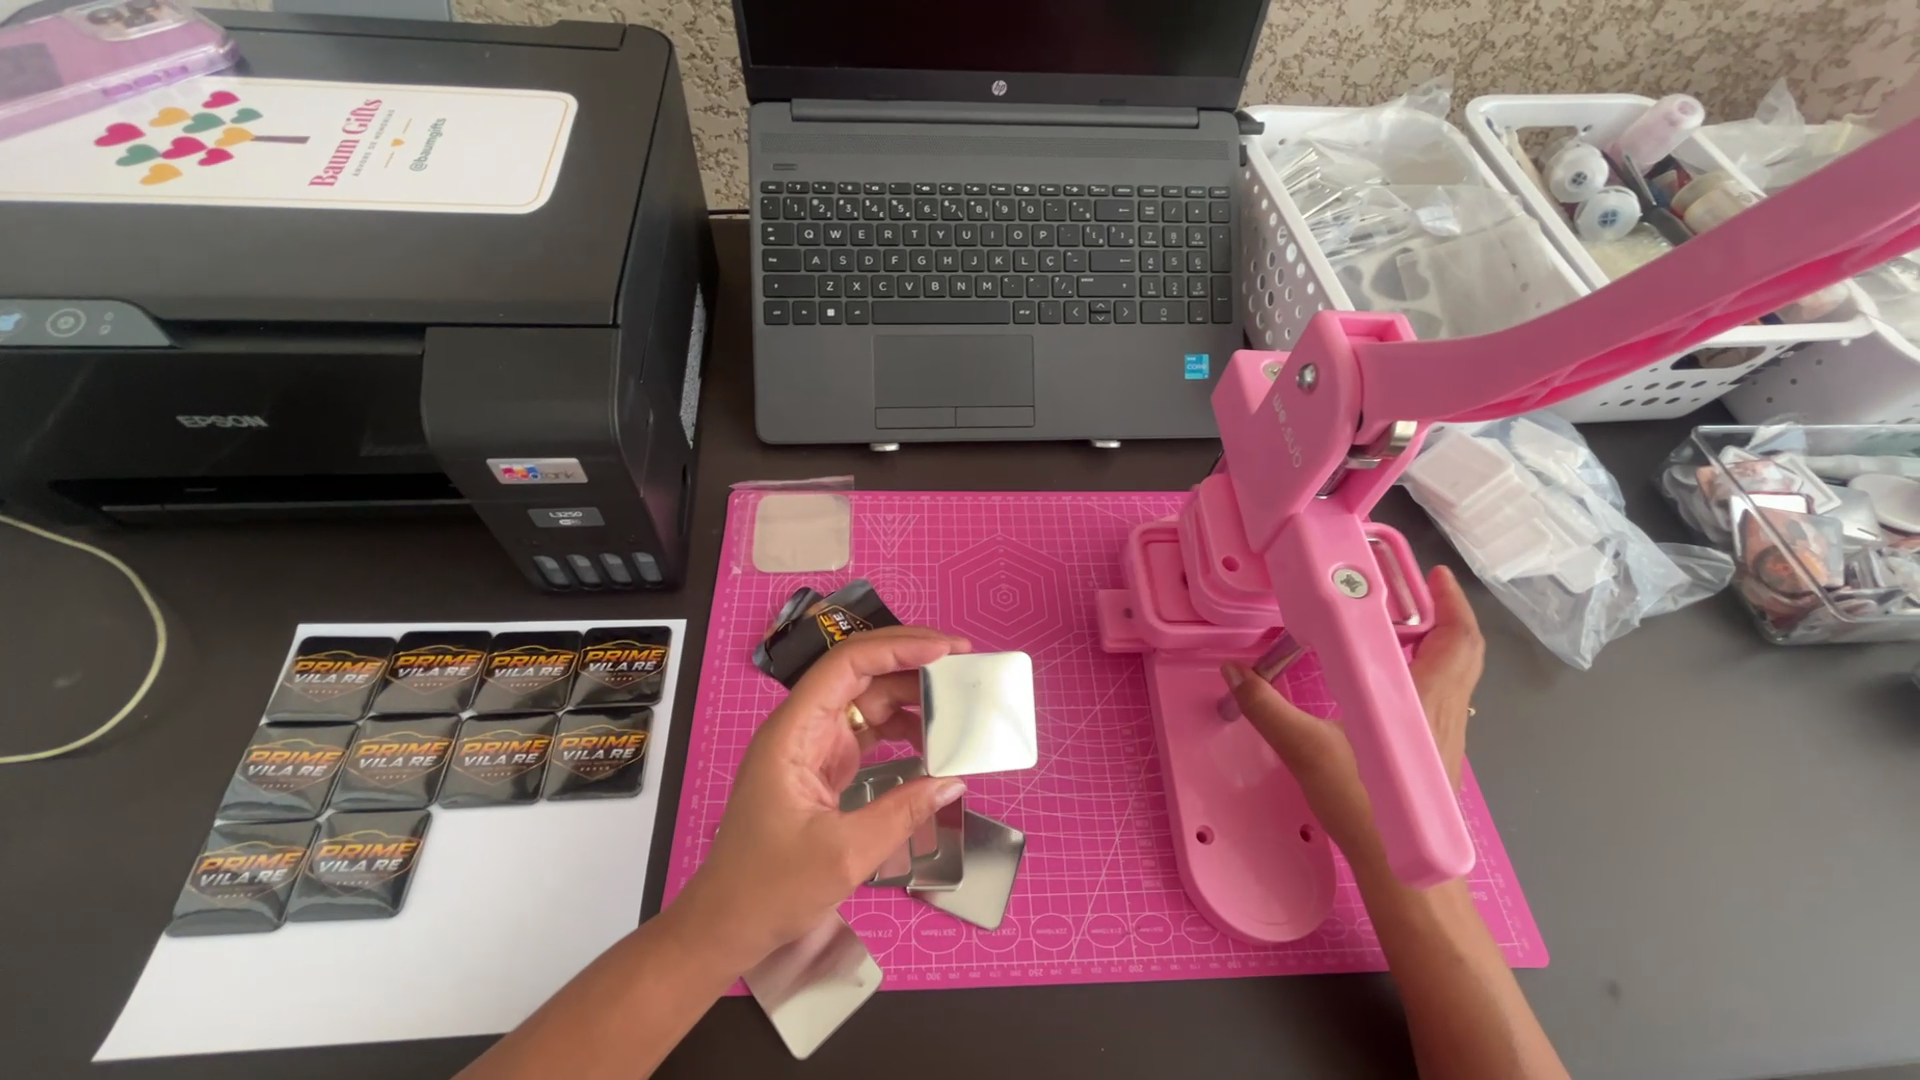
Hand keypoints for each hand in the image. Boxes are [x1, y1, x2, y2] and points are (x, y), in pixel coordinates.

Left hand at [674, 626, 969, 972]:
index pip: (847, 664)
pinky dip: (902, 728)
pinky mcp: (824, 766)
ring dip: (910, 694)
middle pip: (859, 673)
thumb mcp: (846, 854)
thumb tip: (954, 781)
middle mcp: (803, 726)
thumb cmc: (771, 888)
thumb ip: (903, 812)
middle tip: (960, 661)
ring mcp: (813, 745)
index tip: (946, 650)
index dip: (897, 647)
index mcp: (794, 731)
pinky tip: (932, 740)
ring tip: (956, 697)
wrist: (729, 923)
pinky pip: (868, 731)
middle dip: (909, 660)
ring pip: (867, 700)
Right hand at [1222, 565, 1484, 867]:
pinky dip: (1431, 671)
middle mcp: (1443, 711)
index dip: (1451, 604)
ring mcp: (1444, 734)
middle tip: (1422, 590)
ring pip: (1458, 676)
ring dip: (1442, 644)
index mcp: (1422, 700)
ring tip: (1405, 624)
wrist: (1401, 871)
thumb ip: (1265, 707)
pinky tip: (1395, 680)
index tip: (1437, 574)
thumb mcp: (1305, 749)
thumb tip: (1231, 672)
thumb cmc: (1362, 805)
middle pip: (1465, 654)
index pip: (1454, 640)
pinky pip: (1444, 697)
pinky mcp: (1436, 753)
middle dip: (1449, 616)